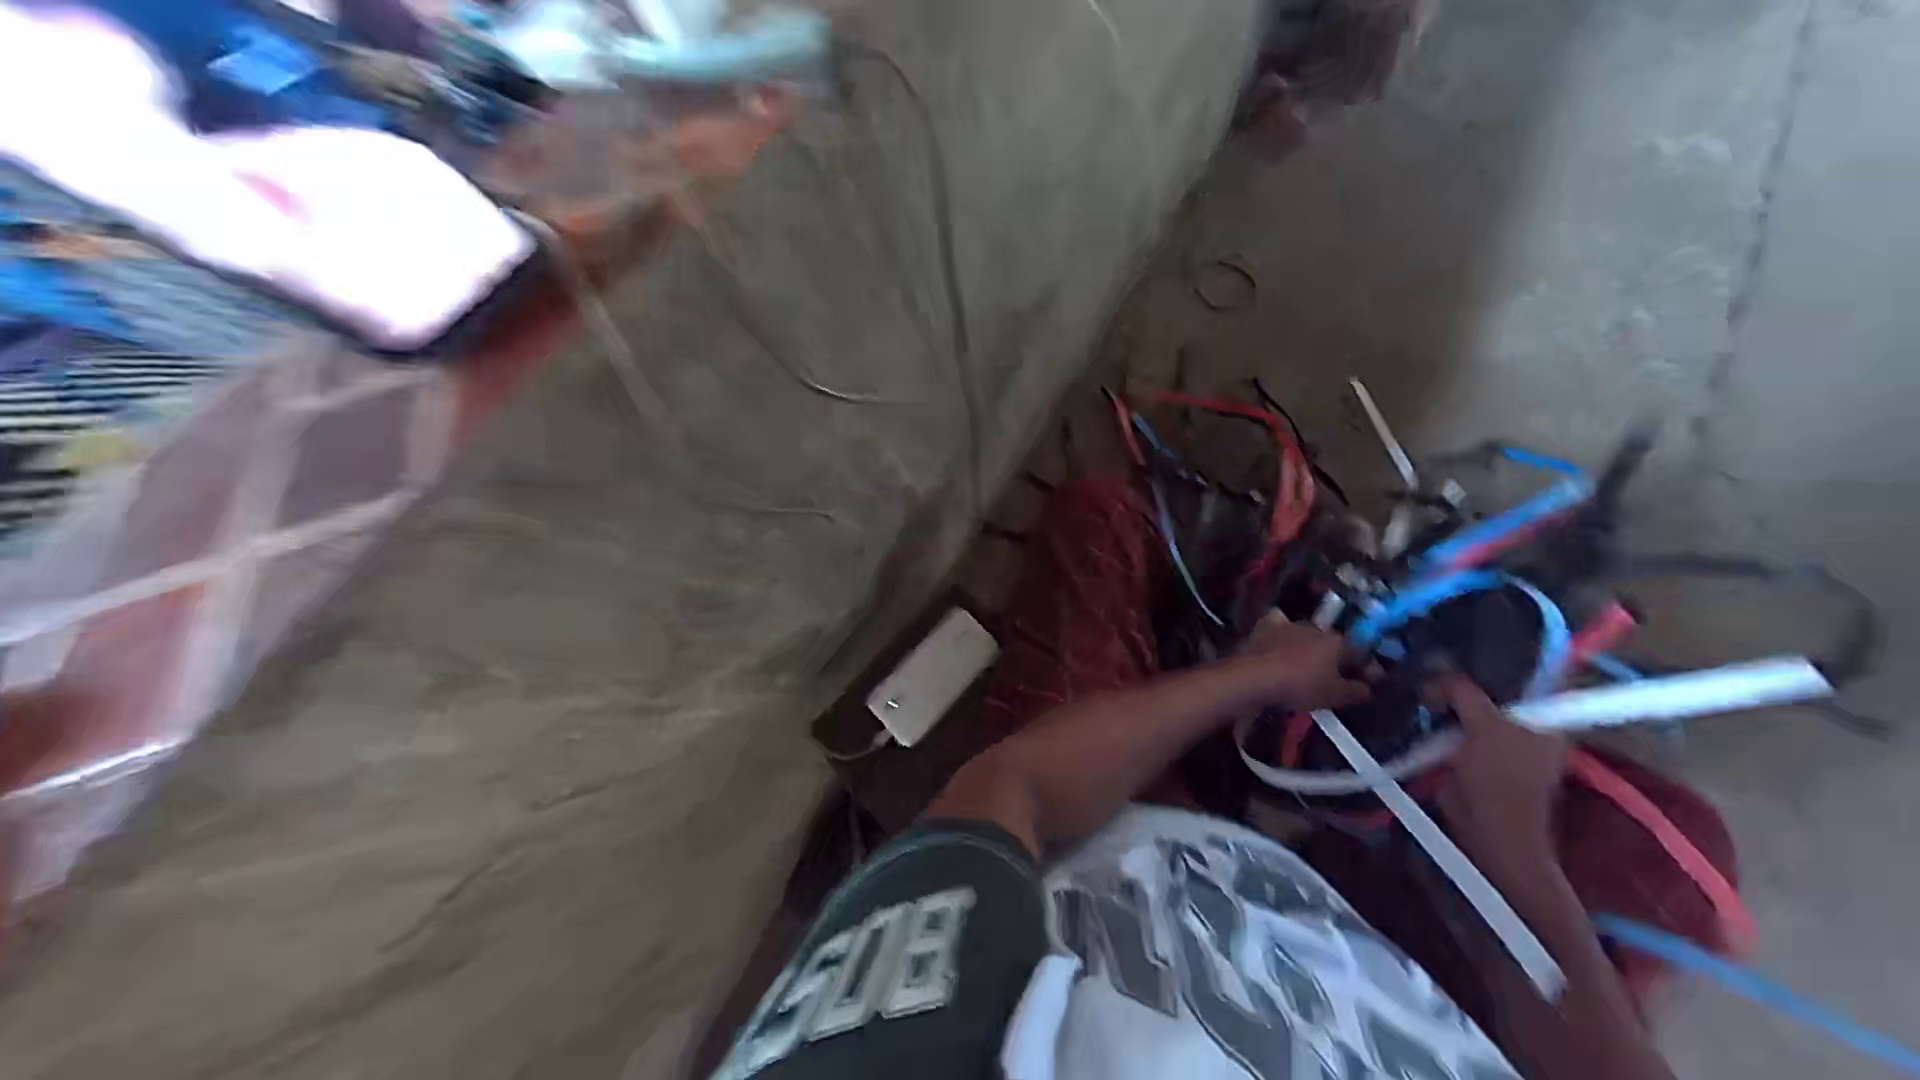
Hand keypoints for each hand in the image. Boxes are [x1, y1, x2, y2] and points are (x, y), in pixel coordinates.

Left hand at [1231, 612, 1371, 709]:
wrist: (1255, 676)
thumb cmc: (1300, 686)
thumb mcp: (1335, 696)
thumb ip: (1356, 691)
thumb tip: (1366, 689)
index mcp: (1337, 642)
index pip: (1359, 651)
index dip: (1365, 667)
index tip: (1365, 681)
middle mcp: (1314, 628)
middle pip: (1331, 641)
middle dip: (1335, 656)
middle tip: (1333, 675)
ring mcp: (1287, 625)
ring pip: (1304, 632)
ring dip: (1308, 644)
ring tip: (1304, 663)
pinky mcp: (1264, 627)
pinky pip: (1276, 623)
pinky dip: (1278, 628)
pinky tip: (1276, 639)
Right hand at [1432, 674, 1566, 851]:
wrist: (1489, 826)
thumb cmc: (1501, 774)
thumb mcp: (1483, 723)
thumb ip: (1463, 691)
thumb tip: (1437, 674)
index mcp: (1546, 718)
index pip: (1523, 678)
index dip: (1495, 662)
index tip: (1463, 650)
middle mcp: (1528, 727)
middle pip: (1491, 692)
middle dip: (1463, 682)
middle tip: (1432, 668)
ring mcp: (1500, 744)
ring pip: (1470, 710)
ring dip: (1446, 702)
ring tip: (1422, 688)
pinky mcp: (1476, 758)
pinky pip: (1456, 729)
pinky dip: (1440, 721)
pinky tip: (1421, 711)